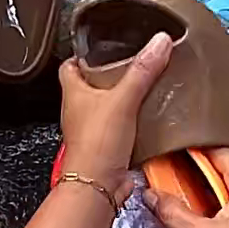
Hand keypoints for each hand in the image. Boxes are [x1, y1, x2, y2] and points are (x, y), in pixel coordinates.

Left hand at [57, 32, 172, 182]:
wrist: (98, 185)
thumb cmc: (96, 145)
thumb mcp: (122, 99)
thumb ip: (142, 70)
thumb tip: (158, 42)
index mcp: (73, 93)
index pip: (69, 66)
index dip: (82, 55)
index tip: (99, 48)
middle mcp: (79, 111)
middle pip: (90, 86)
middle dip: (108, 76)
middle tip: (130, 66)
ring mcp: (92, 130)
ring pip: (106, 108)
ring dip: (122, 100)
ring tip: (144, 88)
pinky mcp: (107, 146)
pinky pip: (120, 128)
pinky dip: (132, 122)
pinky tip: (148, 118)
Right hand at [146, 147, 228, 227]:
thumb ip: (173, 213)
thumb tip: (151, 196)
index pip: (217, 150)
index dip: (191, 149)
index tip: (168, 152)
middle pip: (218, 164)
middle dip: (191, 168)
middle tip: (165, 171)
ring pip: (221, 181)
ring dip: (199, 185)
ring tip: (174, 188)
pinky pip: (226, 195)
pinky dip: (208, 198)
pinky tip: (192, 208)